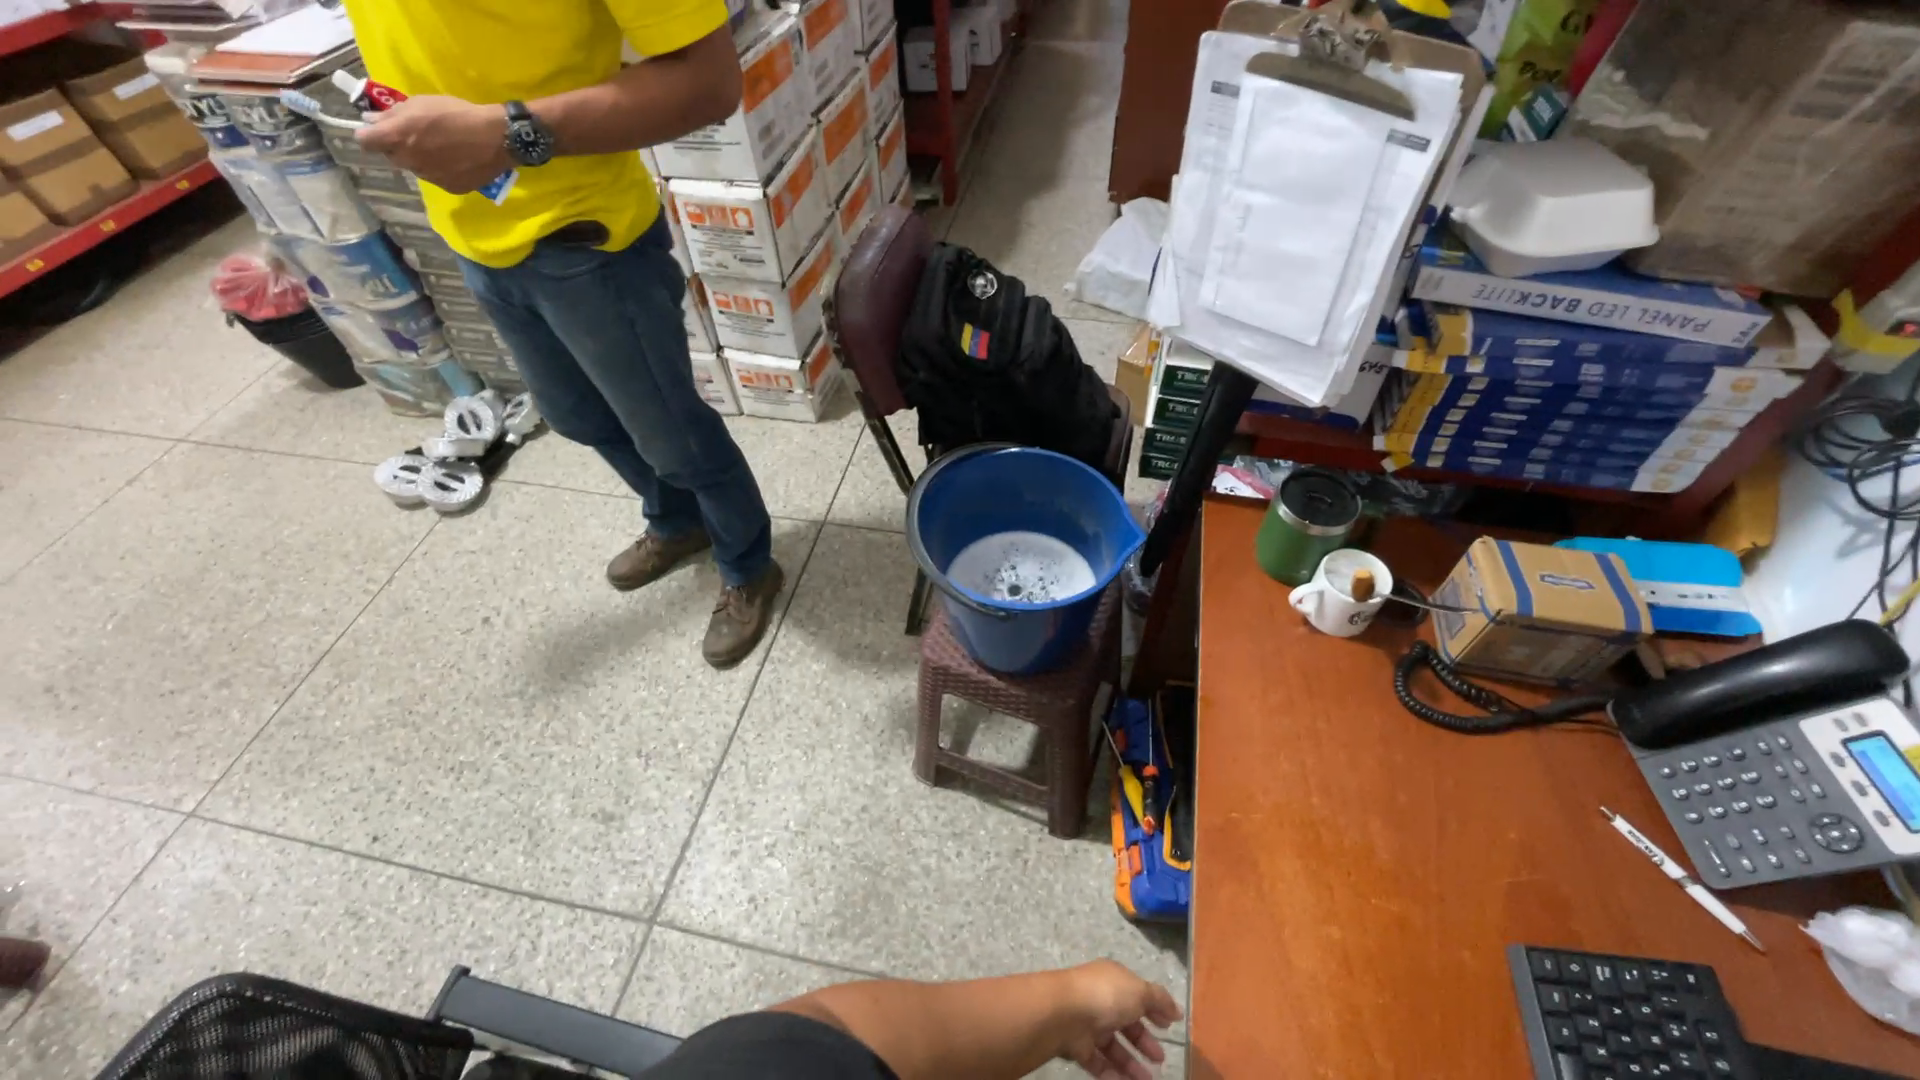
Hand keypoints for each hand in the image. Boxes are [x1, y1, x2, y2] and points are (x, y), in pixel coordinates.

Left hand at [356, 95, 511, 194]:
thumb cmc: (457, 114)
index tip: (379, 130)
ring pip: (416, 168)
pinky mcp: (451, 187)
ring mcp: (431, 178)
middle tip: (417, 137)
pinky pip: (438, 179)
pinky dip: (442, 171)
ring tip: (443, 149)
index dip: (369, 135)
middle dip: (398, 147)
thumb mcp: (421, 103)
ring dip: (421, 160)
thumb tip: (372, 121)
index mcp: (398, 137)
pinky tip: (457, 162)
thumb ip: (393, 114)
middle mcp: (410, 161)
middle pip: (392, 157)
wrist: (497, 138)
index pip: (365, 141)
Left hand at [1059, 960, 1182, 1079]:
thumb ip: (1159, 1000)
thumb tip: (1176, 1010)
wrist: (1063, 1012)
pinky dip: (1114, 1074)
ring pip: (1113, 1046)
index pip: (1136, 995)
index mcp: (1113, 981)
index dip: (1153, 1010)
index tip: (1168, 1026)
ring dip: (1132, 1063)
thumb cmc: (1105, 996)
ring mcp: (1088, 1024)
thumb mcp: (1139, 990)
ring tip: (1149, 1079)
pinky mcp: (1078, 1047)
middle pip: (1125, 1023)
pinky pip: (1099, 1063)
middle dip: (1144, 1040)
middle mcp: (1100, 1000)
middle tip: (1160, 1058)